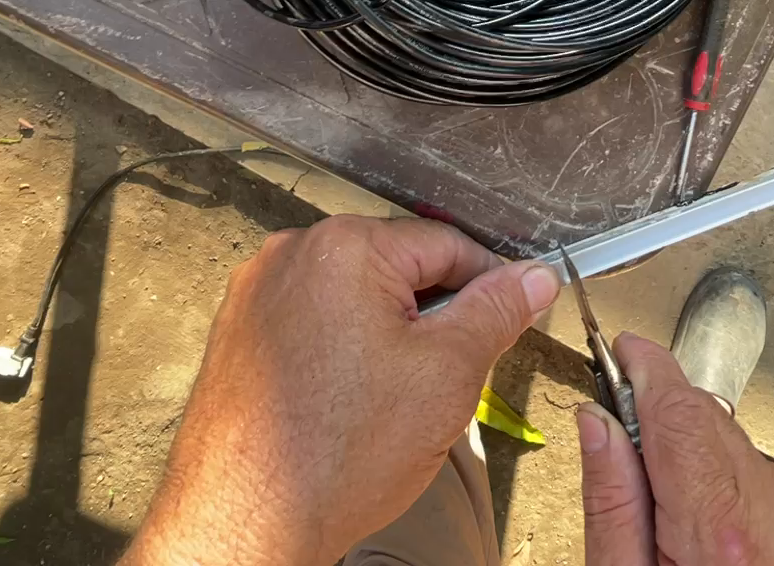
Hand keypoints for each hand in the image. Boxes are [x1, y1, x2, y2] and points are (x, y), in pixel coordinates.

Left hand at [127, 216, 561, 565]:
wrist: (240, 528)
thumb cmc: (335, 456)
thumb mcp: (445, 375)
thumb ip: (495, 313)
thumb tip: (533, 278)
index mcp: (345, 245)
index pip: (445, 244)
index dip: (488, 282)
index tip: (509, 313)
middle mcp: (295, 251)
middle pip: (398, 265)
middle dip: (435, 310)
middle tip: (451, 368)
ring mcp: (261, 287)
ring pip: (358, 291)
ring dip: (390, 326)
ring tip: (396, 391)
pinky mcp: (243, 324)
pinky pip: (316, 313)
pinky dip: (346, 341)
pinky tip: (352, 393)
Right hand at [579, 333, 773, 564]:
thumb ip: (611, 499)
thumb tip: (597, 418)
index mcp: (724, 535)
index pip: (680, 409)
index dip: (646, 368)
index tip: (620, 349)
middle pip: (703, 416)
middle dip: (658, 413)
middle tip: (619, 437)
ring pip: (728, 438)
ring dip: (689, 447)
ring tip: (665, 508)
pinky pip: (754, 467)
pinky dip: (720, 474)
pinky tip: (703, 523)